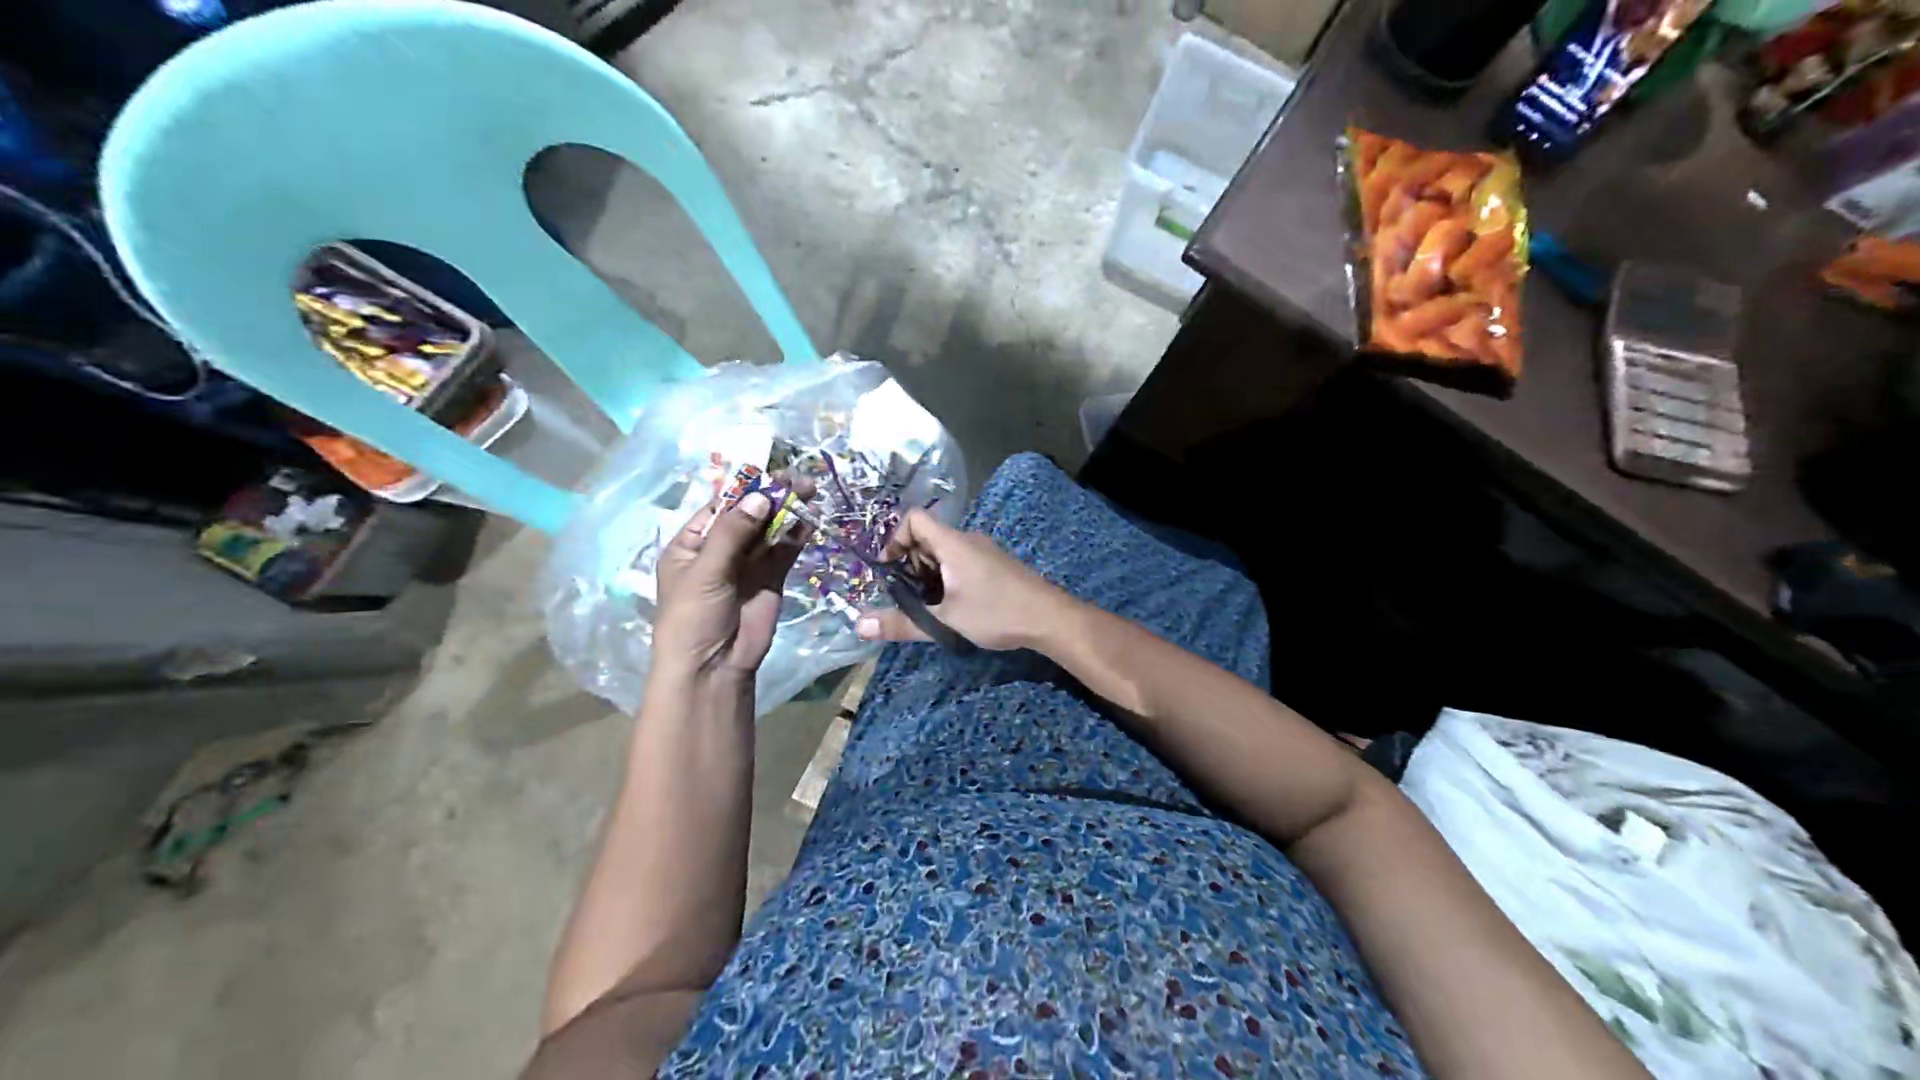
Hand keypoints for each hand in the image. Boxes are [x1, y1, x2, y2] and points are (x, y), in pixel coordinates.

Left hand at [651, 491, 806, 682]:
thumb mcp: (705, 571)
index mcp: (691, 545)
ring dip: (788, 512)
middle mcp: (719, 551)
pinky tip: (810, 520)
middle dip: (772, 498)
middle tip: (800, 479)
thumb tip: (760, 498)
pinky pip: (784, 552)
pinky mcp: (770, 580)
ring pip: (769, 532)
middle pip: (748, 516)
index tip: (771, 474)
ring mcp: (747, 566)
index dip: (745, 491)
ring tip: (811, 491)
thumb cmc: (693, 617)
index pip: (719, 508)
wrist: (713, 668)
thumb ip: (733, 534)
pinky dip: (796, 536)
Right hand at [854, 508, 1068, 650]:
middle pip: (927, 537)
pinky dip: (948, 577)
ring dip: (929, 574)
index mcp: (953, 543)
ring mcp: (984, 552)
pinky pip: (961, 561)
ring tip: (930, 605)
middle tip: (908, 595)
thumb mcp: (945, 621)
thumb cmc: (997, 612)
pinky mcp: (995, 566)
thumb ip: (902, 623)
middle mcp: (968, 540)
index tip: (890, 570)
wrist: (1050, 618)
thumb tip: (859, 625)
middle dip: (910, 563)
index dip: (895, 538)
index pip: (915, 518)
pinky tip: (953, 606)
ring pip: (944, 552)